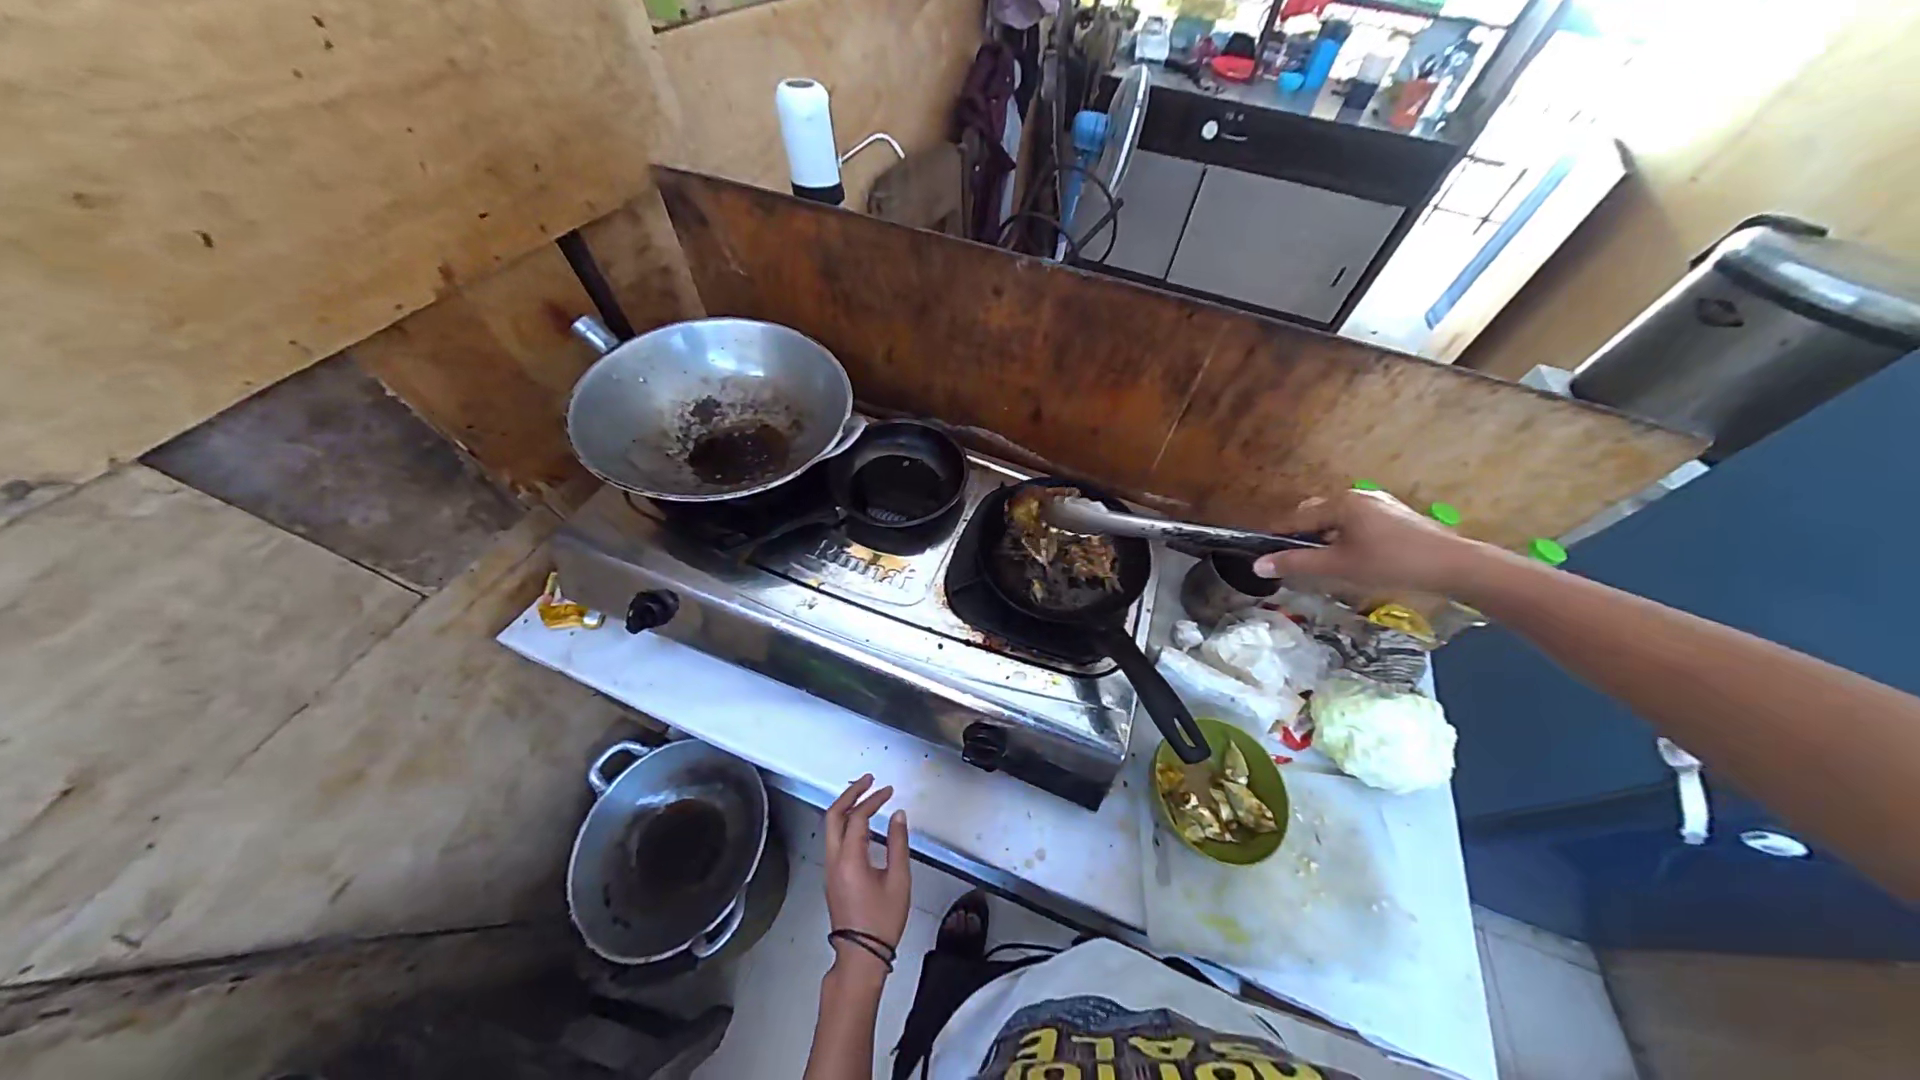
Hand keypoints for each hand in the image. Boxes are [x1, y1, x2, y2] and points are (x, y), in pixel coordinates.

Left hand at [822, 775, 910, 969]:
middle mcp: (833, 860)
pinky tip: (862, 823)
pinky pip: (834, 840)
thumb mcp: (899, 880)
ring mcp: (829, 869)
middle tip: (868, 781)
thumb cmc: (882, 920)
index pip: (857, 817)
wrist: (861, 956)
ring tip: (866, 796)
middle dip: (850, 794)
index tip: (889, 791)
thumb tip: (898, 815)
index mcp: (849, 859)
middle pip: (833, 815)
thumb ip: (898, 844)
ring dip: (846, 807)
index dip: (873, 800)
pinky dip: (846, 823)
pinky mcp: (832, 877)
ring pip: (830, 827)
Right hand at [1252, 490, 1490, 594]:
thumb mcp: (1338, 565)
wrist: (1454, 566)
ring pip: (1339, 520)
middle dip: (1303, 537)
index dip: (1278, 537)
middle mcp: (1358, 496)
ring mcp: (1380, 504)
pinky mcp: (1396, 516)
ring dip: (1326, 540)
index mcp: (1340, 502)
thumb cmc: (1390, 562)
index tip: (1266, 556)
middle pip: (1317, 515)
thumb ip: (1295, 564)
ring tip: (1326, 564)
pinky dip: (1347, 539)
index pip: (1296, 518)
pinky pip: (1359, 524)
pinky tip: (1355, 559)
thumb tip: (1257, 565)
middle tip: (1299, 564)